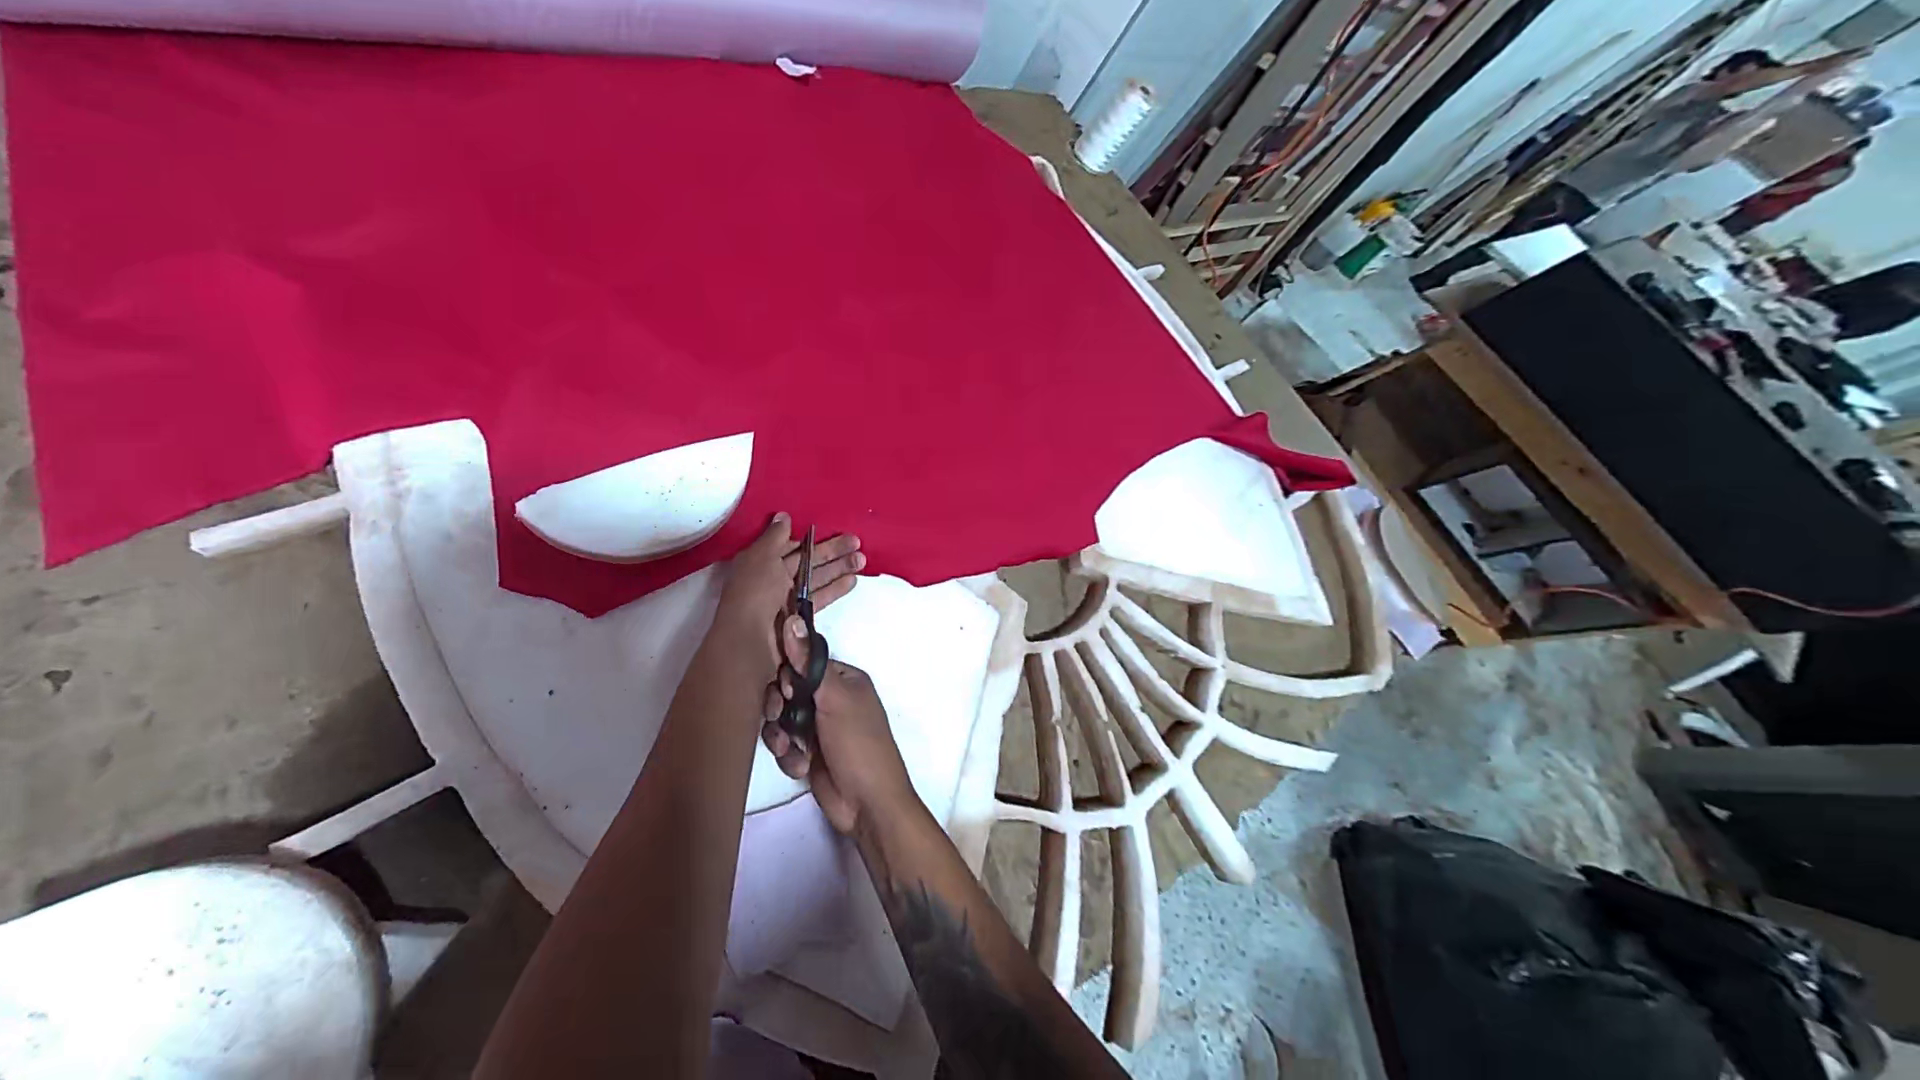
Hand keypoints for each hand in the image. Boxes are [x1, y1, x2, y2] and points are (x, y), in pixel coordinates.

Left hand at [716, 513, 861, 668]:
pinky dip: (836, 589)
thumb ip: (775, 535)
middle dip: (833, 551)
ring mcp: (788, 599)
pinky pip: (820, 598)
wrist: (752, 639)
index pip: (793, 546)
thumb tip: (784, 515)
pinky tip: (852, 580)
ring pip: (818, 578)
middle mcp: (775, 579)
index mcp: (763, 561)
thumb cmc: (755, 591)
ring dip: (839, 568)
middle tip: (858, 543)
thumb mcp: (762, 556)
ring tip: (862, 560)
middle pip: (809, 561)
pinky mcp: (800, 617)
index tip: (836, 530)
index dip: (814, 538)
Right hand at [761, 616, 915, 834]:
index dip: (788, 674)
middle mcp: (830, 700)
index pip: (804, 663)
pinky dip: (789, 756)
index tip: (784, 689)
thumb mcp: (835, 699)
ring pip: (780, 719)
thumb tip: (792, 619)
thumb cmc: (859, 744)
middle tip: (779, 718)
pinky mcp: (807, 752)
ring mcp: (818, 727)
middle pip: (786, 691)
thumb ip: (809, 663)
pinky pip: (784, 744)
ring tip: (792, 749)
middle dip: (779, 708)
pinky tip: (801, 766)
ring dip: (782, 736)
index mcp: (844, 680)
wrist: (866, 803)